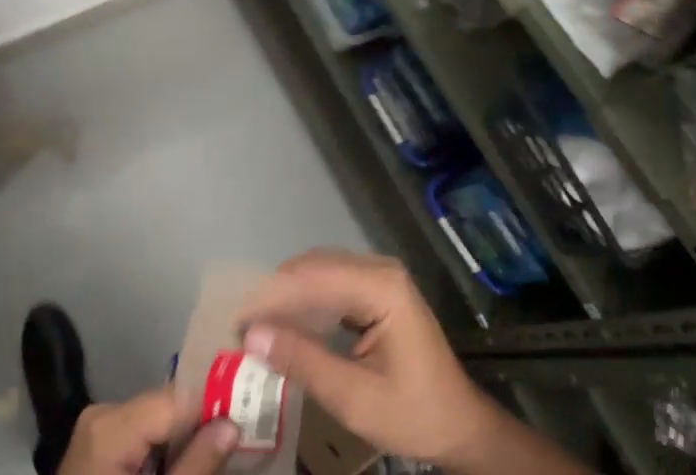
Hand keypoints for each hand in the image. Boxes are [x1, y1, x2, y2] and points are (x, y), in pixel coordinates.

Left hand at [57, 387, 239, 474]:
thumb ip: (197, 465)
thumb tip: (231, 425)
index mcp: (111, 425)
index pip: (177, 398)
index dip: (216, 404)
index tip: (251, 413)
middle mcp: (102, 415)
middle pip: (168, 407)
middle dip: (203, 422)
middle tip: (243, 436)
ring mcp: (97, 428)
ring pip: (158, 420)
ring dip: (187, 437)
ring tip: (221, 450)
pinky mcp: (99, 445)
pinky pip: (142, 434)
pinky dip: (166, 448)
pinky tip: (187, 463)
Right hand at [237, 250, 504, 468]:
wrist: (460, 427)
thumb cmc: (413, 414)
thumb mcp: (354, 398)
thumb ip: (303, 362)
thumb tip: (251, 334)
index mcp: (382, 288)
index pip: (313, 278)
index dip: (271, 297)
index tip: (235, 321)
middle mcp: (380, 270)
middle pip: (312, 269)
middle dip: (274, 295)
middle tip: (240, 326)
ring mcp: (379, 278)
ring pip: (317, 274)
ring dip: (286, 299)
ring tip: (255, 328)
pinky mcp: (375, 291)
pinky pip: (329, 286)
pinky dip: (304, 304)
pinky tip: (285, 328)